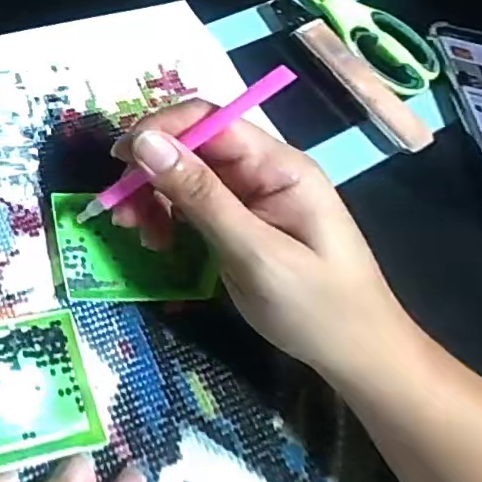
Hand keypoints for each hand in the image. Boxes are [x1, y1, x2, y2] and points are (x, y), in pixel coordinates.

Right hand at [105, 99, 421, 380]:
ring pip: (181, 172)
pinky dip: (163, 214)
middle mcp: (259, 168)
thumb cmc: (319, 308)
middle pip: (189, 145)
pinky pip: (187, 200)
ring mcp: (246, 192)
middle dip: (150, 170)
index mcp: (276, 163)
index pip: (209, 120)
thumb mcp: (255, 253)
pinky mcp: (234, 217)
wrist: (360, 361)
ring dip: (151, 195)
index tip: (122, 159)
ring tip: (136, 231)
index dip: (161, 129)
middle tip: (121, 209)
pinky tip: (154, 239)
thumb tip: (144, 142)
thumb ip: (200, 195)